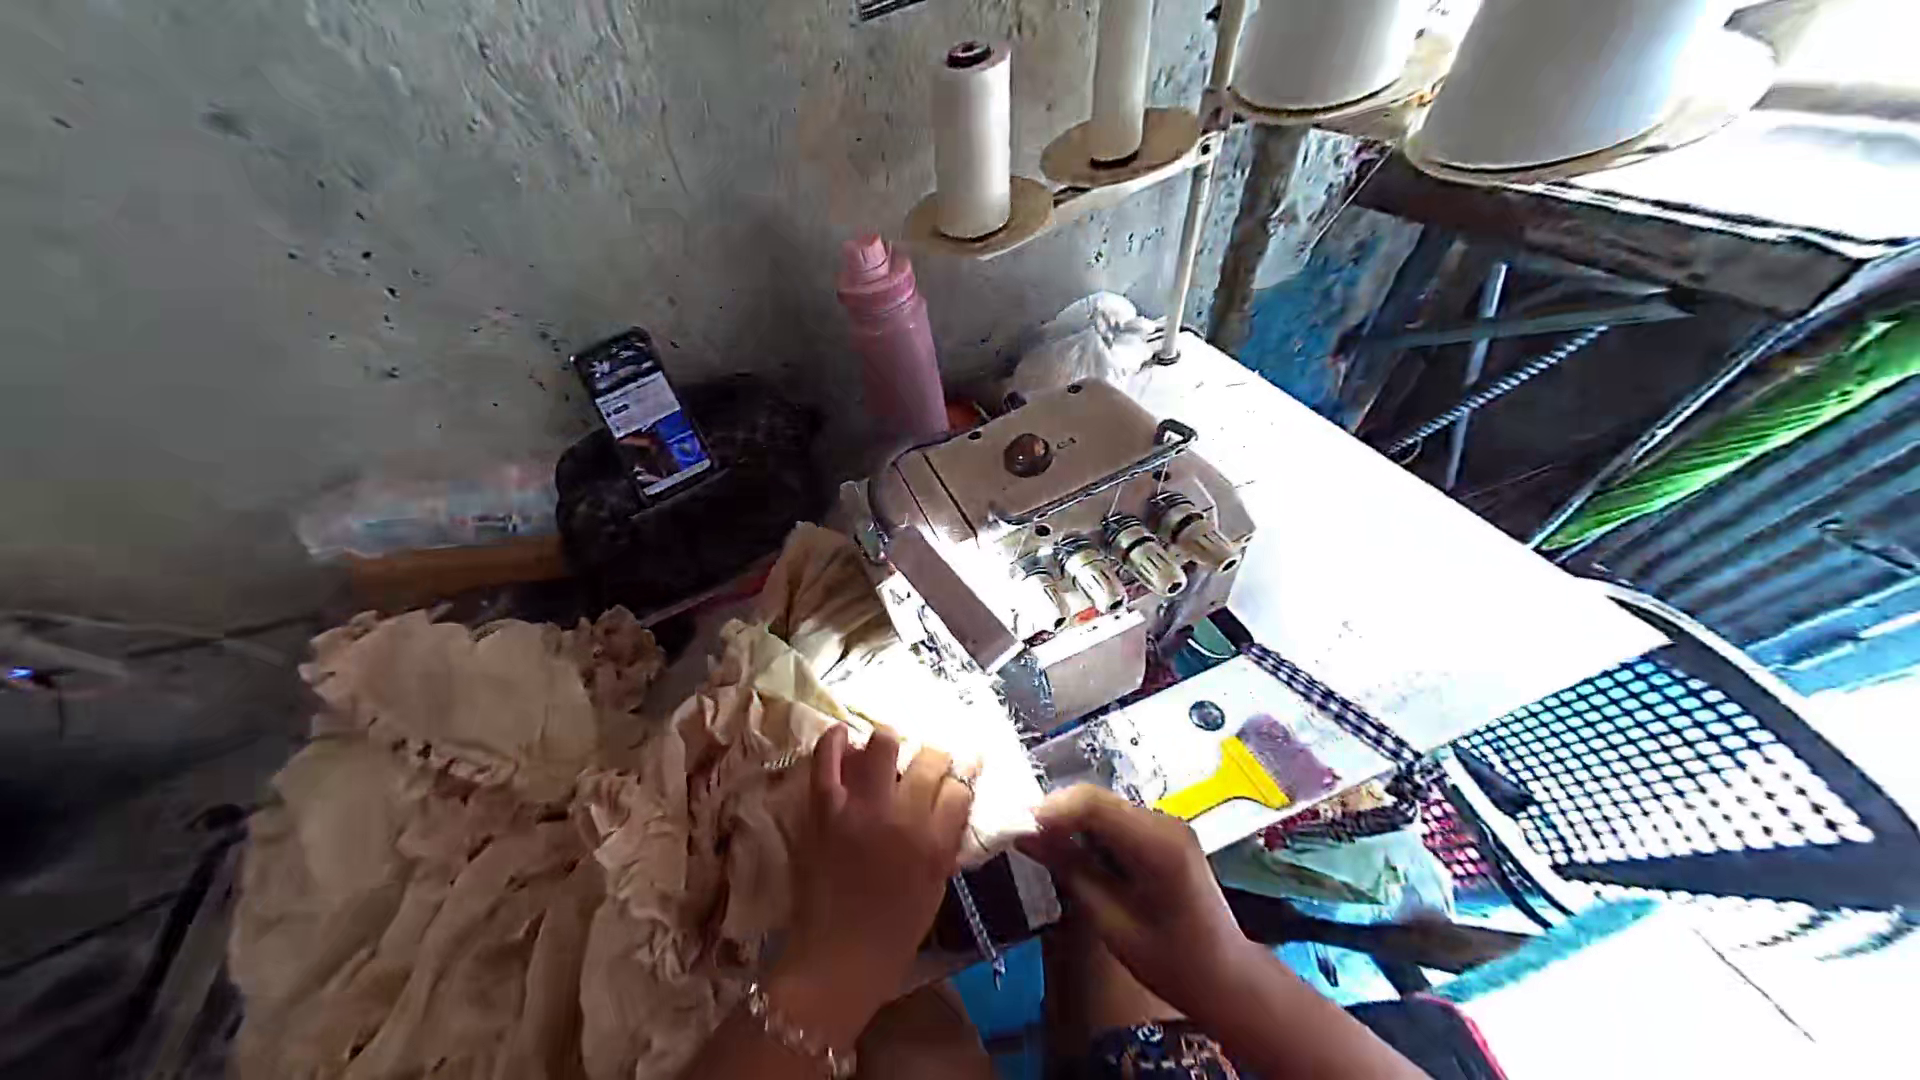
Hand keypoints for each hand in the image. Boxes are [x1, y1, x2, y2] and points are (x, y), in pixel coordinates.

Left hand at [772, 725, 973, 1043]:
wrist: (836, 961)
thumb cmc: (893, 932)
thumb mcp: (936, 886)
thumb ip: (945, 840)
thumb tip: (951, 800)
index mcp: (934, 843)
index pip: (960, 787)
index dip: (966, 772)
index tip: (965, 765)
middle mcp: (903, 818)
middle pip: (930, 759)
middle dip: (935, 754)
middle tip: (929, 759)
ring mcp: (860, 809)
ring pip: (883, 744)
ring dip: (889, 741)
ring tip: (888, 747)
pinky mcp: (824, 810)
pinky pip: (826, 761)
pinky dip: (833, 741)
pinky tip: (841, 733)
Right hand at [1018, 785, 1257, 1016]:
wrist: (1228, 977)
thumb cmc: (1173, 962)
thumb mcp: (1112, 923)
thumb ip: (1070, 871)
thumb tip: (1025, 836)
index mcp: (1159, 845)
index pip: (1094, 804)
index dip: (1051, 809)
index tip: (1017, 825)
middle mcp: (1164, 820)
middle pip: (1096, 799)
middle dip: (1055, 812)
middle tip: (1019, 832)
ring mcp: (1165, 822)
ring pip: (1102, 805)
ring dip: (1068, 819)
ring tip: (1037, 840)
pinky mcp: (1161, 830)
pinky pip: (1114, 817)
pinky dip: (1087, 828)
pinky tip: (1069, 847)